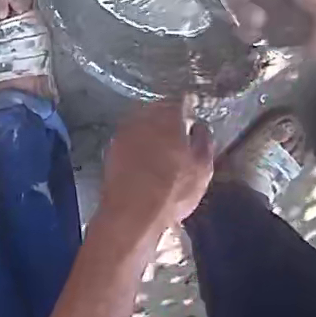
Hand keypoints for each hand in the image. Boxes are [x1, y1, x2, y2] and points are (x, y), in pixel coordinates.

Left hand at [98, 98, 215, 231]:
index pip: (179, 103)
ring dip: (150, 129)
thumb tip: (200, 127)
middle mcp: (143, 119)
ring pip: (140, 122)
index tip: (192, 117)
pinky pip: (129, 138)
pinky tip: (143, 158)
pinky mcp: (111, 149)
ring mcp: (124, 133)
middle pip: (157, 109)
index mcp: (167, 118)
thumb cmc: (172, 191)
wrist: (131, 213)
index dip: (187, 109)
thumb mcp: (202, 169)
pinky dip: (137, 143)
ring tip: (161, 146)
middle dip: (167, 117)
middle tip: (177, 131)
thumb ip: (203, 142)